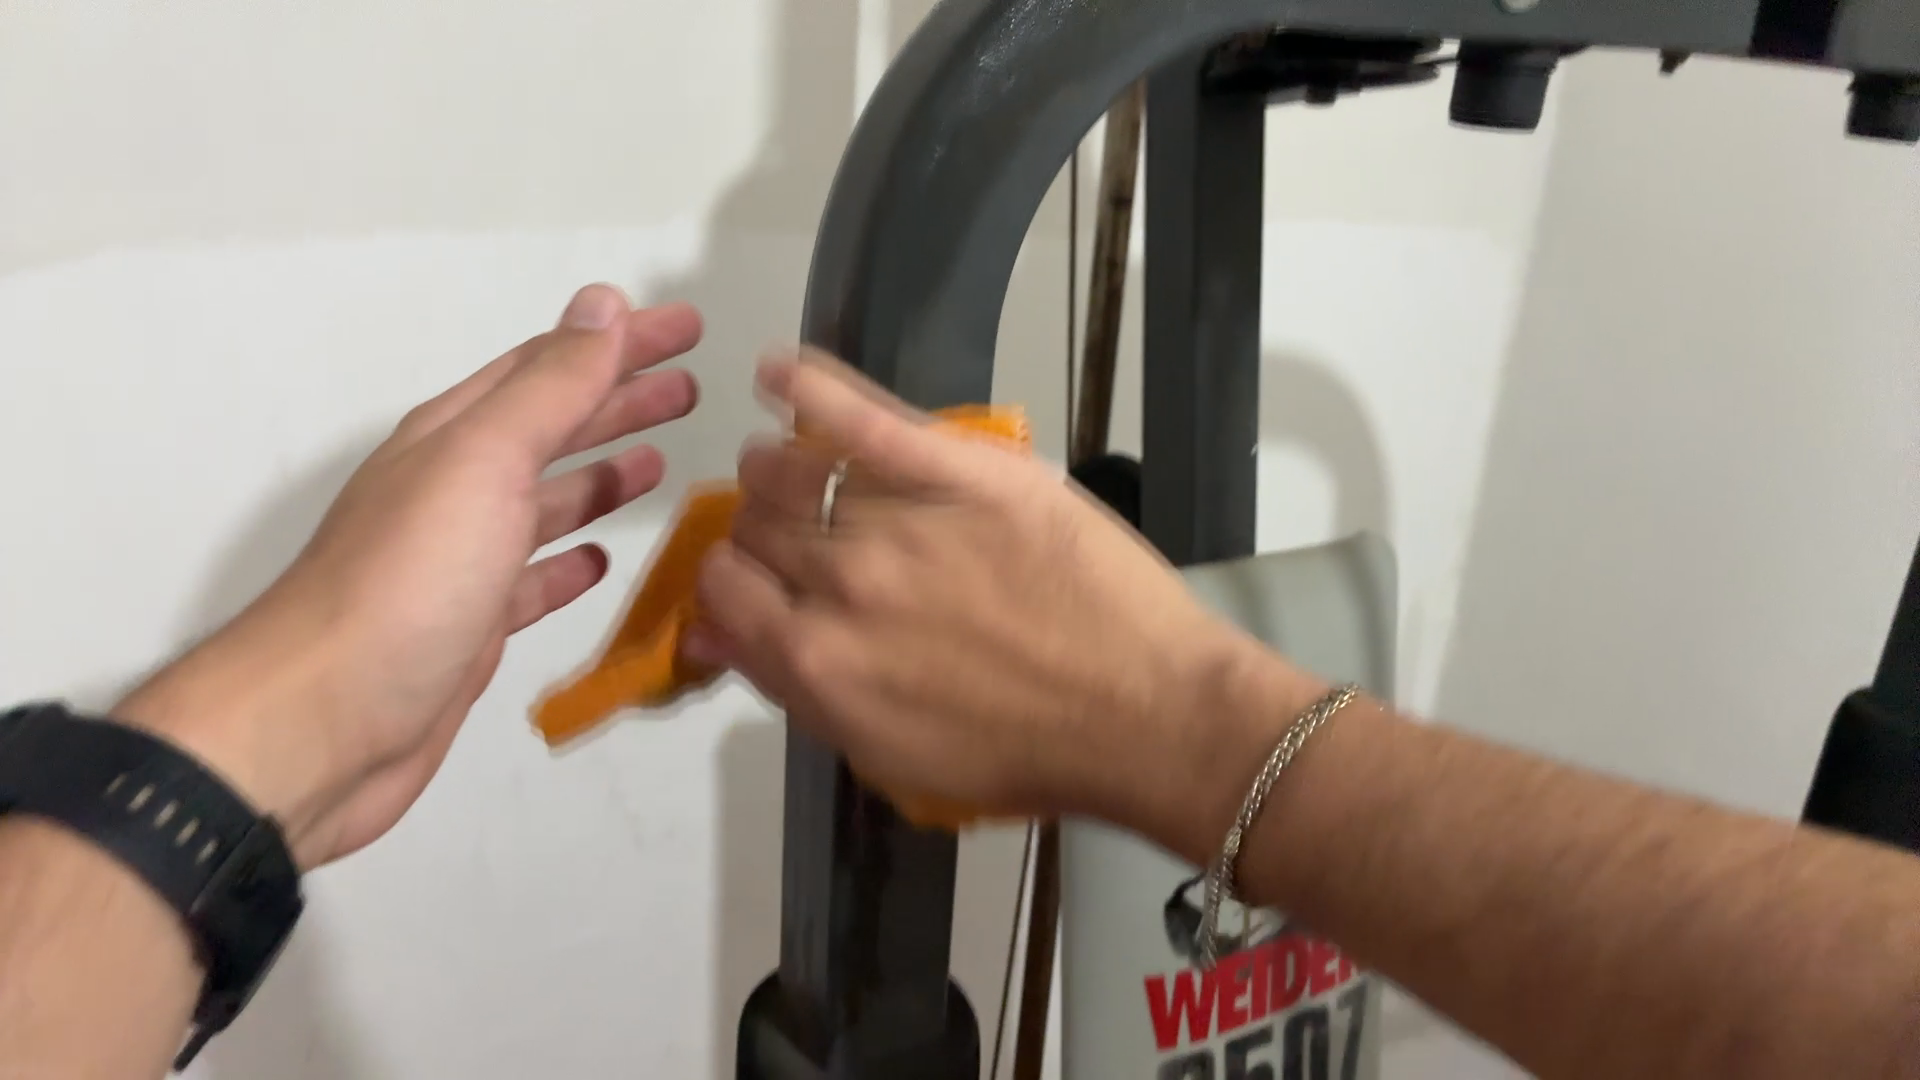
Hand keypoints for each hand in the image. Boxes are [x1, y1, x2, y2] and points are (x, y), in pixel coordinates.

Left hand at [116, 284, 702, 868]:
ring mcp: (469, 556)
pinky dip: (572, 559)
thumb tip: (602, 305)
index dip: (621, 341)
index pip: (555, 367)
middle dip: (623, 399)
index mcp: (461, 438)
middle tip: (688, 386)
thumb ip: (551, 388)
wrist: (326, 728)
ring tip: (659, 460)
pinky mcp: (480, 619)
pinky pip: (538, 574)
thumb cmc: (413, 583)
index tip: (684, 327)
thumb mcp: (485, 464)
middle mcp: (462, 486)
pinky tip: (599, 560)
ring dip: (605, 472)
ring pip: (553, 497)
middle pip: (557, 426)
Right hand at [690, 353, 1275, 833]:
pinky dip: (810, 385)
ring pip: (790, 467)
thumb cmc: (1026, 753)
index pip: (720, 589)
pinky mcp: (961, 472)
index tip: (754, 579)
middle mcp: (839, 584)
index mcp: (816, 663)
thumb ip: (800, 693)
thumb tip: (723, 639)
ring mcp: (899, 520)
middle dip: (762, 528)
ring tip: (804, 468)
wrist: (1147, 714)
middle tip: (799, 532)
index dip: (731, 582)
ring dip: (780, 467)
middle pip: (753, 523)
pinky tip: (780, 371)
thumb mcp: (893, 757)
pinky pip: (861, 414)